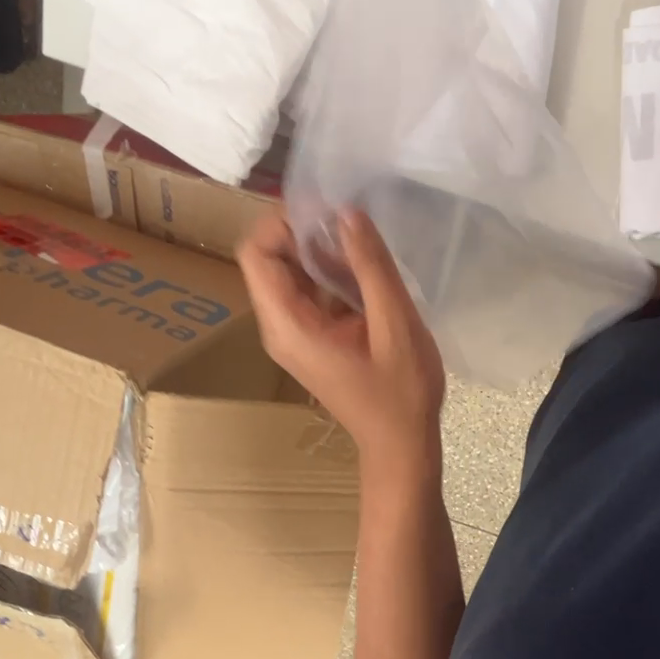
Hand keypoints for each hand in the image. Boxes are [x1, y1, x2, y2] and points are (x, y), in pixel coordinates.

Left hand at [238, 207, 444, 477]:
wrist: (402, 446)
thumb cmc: (401, 394)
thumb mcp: (395, 325)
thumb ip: (371, 266)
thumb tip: (348, 212)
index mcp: (289, 326)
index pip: (257, 253)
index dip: (285, 222)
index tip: (330, 212)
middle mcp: (281, 328)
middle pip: (272, 260)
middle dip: (308, 234)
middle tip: (355, 227)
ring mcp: (296, 336)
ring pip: (293, 275)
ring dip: (325, 255)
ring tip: (367, 252)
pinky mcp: (313, 341)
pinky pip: (311, 295)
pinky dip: (334, 278)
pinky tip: (370, 279)